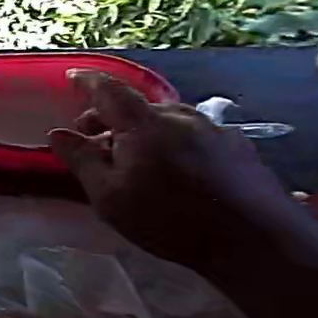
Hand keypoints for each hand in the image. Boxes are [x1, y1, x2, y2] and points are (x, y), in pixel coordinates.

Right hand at [47, 70, 300, 268]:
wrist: (258, 242)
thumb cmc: (169, 218)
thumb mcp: (107, 194)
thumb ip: (81, 159)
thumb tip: (59, 134)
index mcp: (145, 125)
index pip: (110, 91)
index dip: (88, 81)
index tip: (72, 75)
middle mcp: (182, 118)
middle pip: (138, 106)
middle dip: (110, 117)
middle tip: (92, 141)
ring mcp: (215, 132)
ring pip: (166, 120)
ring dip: (141, 131)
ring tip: (130, 157)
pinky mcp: (238, 149)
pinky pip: (191, 134)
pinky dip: (170, 141)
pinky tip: (170, 168)